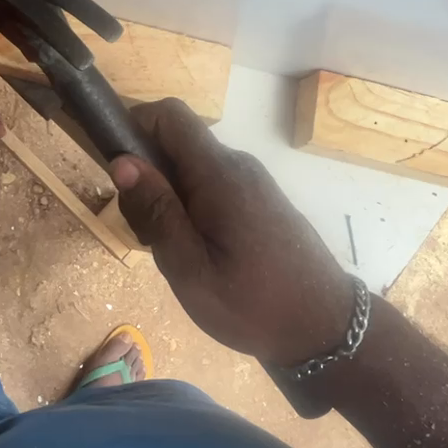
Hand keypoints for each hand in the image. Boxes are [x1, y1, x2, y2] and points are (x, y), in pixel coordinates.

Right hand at [111, 99, 355, 366]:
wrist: (328, 332)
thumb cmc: (254, 306)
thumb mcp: (190, 269)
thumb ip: (156, 211)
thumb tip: (122, 161)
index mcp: (220, 174)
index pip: (170, 114)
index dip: (135, 126)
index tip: (119, 171)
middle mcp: (237, 165)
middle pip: (175, 144)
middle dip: (148, 178)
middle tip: (147, 234)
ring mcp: (252, 182)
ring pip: (191, 169)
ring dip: (168, 200)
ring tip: (175, 255)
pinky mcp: (259, 200)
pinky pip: (211, 186)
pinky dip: (191, 209)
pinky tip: (199, 256)